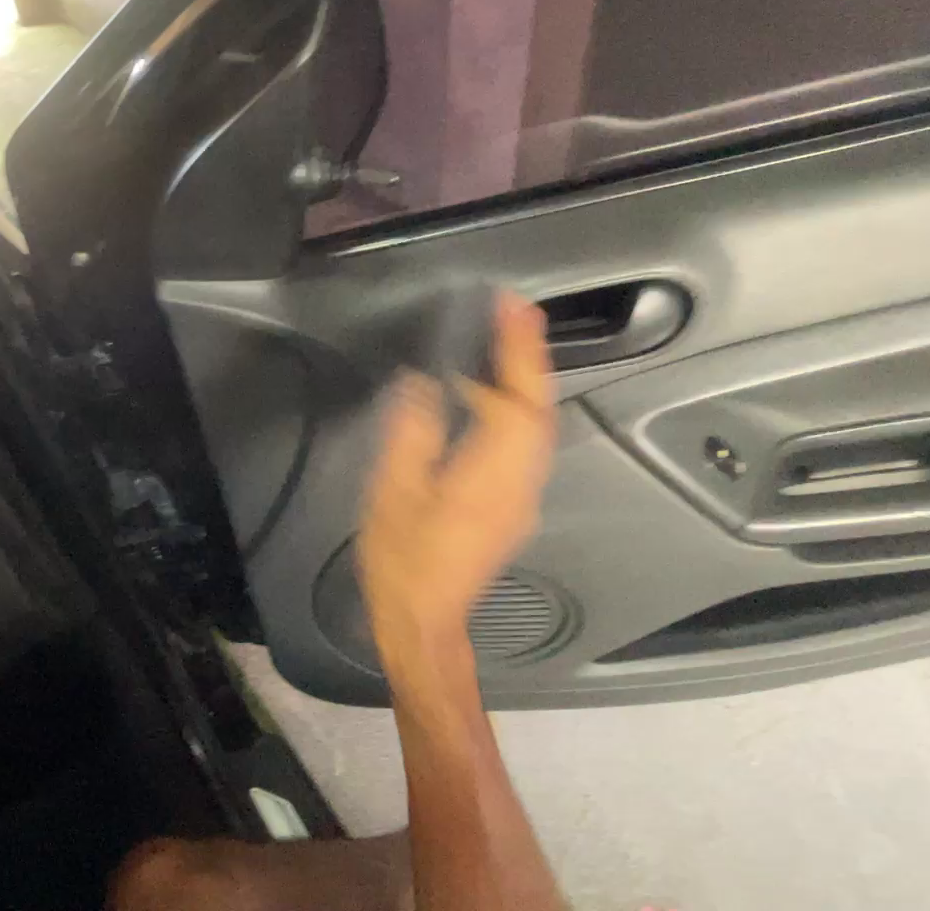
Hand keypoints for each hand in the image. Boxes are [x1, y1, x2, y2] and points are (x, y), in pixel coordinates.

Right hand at [357, 293, 556, 660]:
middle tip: (511, 313)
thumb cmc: (402, 563)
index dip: (518, 351)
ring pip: (538, 427)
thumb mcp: (390, 495)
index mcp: (489, 477)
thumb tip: (422, 384)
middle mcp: (519, 483)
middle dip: (528, 356)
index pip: (519, 402)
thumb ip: (410, 435)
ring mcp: (521, 497)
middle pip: (539, 409)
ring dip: (525, 381)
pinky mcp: (513, 507)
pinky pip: (526, 444)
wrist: (424, 622)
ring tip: (504, 343)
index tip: (513, 308)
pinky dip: (516, 409)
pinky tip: (490, 398)